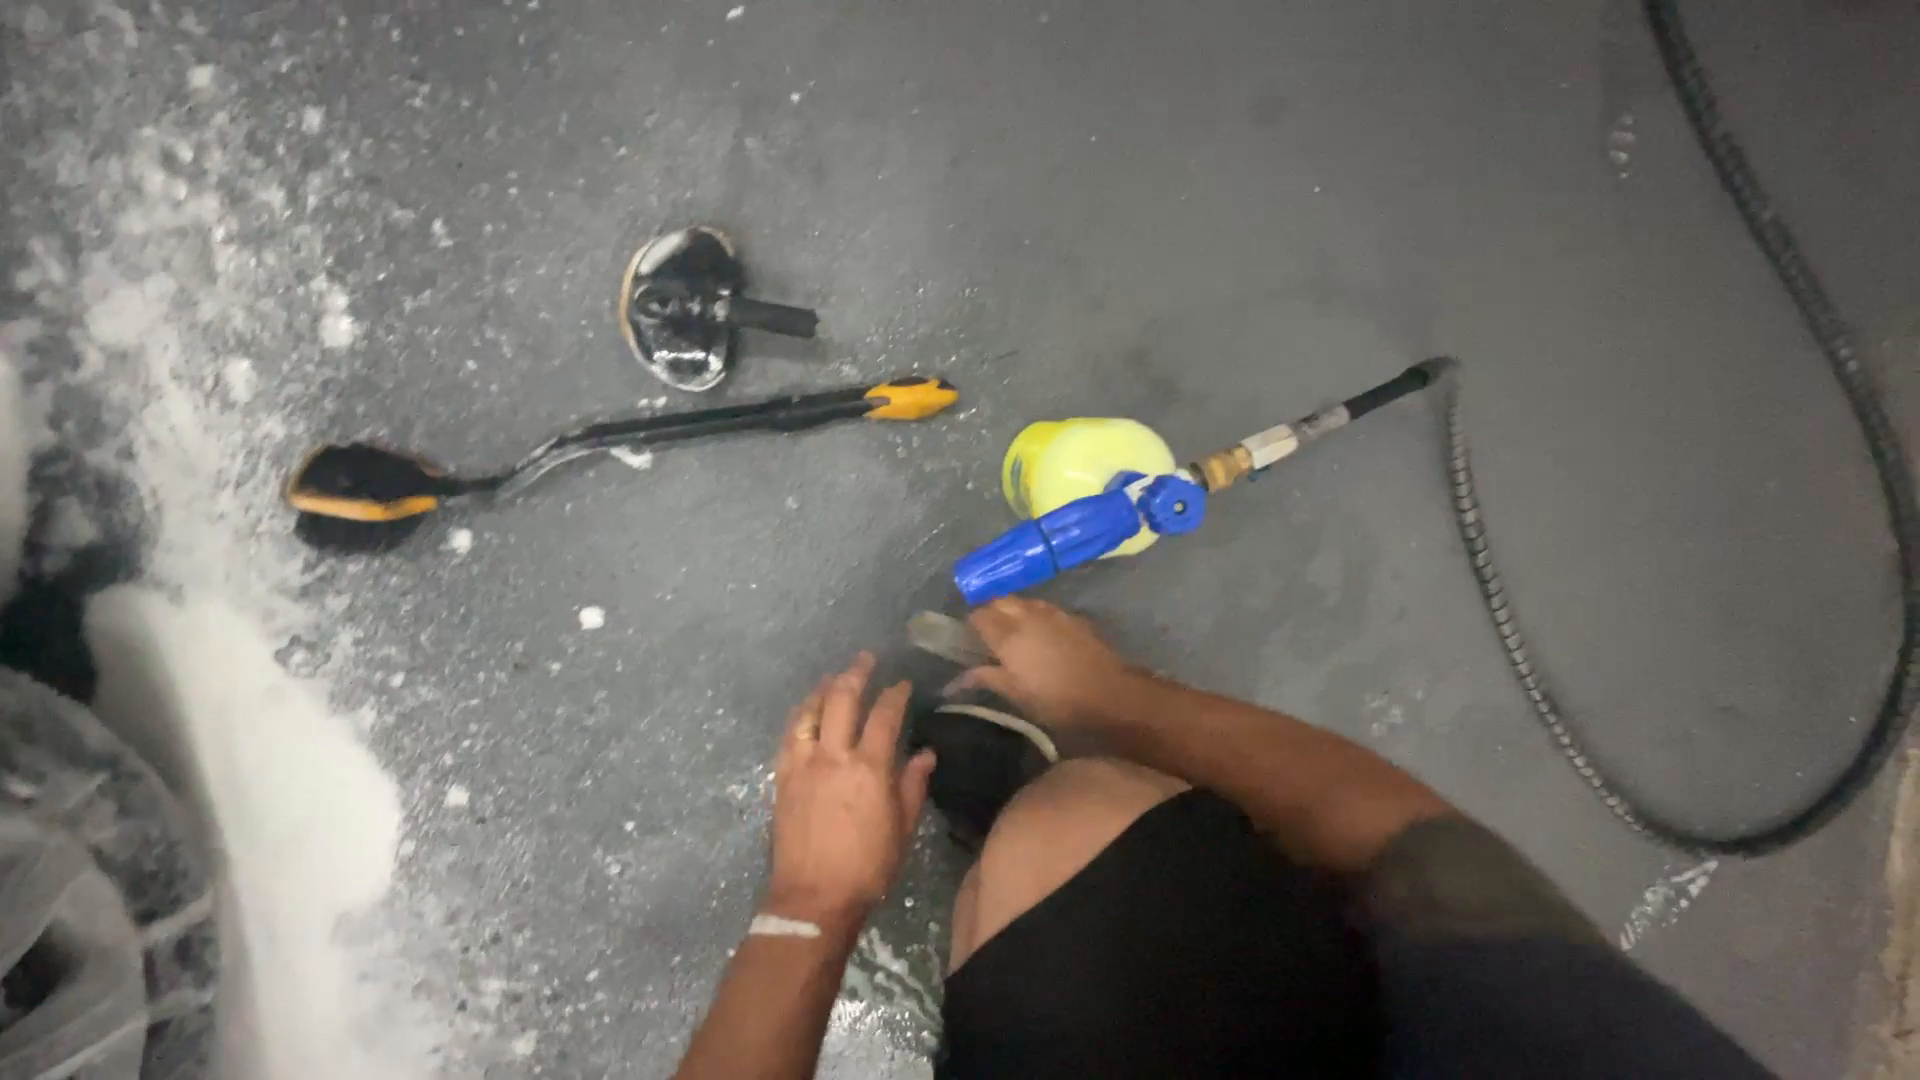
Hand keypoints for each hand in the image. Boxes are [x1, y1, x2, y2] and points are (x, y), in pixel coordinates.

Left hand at [767, 653, 935, 933]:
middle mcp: (835, 756)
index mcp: (869, 768)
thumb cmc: (867, 868)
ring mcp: (804, 764)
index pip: (885, 715)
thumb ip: (912, 785)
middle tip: (866, 659)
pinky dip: (800, 715)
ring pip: (811, 711)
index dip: (895, 694)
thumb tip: (925, 753)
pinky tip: (806, 710)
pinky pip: (789, 735)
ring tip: (833, 676)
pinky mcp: (783, 778)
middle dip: (856, 673)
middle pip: (843, 700)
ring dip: (824, 688)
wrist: (813, 899)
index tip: (903, 683)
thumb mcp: (902, 829)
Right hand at [949, 597, 1135, 727]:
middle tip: (988, 631)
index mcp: (1008, 636)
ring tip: (1013, 629)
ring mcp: (1052, 613)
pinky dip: (1034, 613)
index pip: (979, 616)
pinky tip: (1040, 631)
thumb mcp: (1016, 694)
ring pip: (1023, 601)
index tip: (969, 636)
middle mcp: (1027, 616)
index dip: (971, 623)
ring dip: (1013, 609)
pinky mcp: (1072, 616)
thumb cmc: (1056, 700)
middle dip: (990, 611)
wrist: (1108, 693)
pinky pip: (1044, 607)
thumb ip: (986, 678)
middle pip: (1000, 601)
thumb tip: (956, 679)